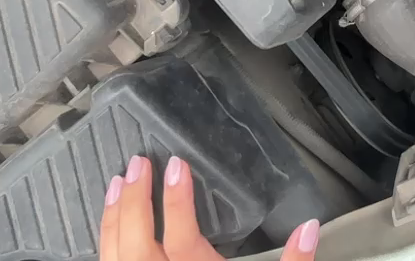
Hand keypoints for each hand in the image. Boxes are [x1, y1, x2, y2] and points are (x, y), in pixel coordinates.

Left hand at [100, 155, 319, 260]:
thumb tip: (311, 225)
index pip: (180, 234)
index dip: (176, 197)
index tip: (175, 162)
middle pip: (136, 243)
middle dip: (133, 200)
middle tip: (134, 163)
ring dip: (110, 222)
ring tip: (111, 187)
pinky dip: (104, 253)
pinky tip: (106, 239)